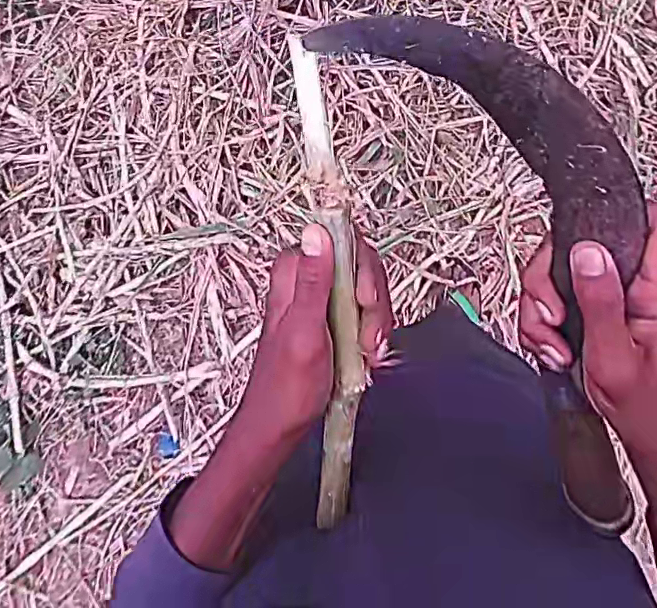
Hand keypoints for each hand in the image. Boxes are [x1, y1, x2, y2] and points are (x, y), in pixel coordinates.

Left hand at [234, 222, 392, 444]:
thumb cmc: (285, 386)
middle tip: (366, 335)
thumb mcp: (304, 330)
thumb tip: (316, 233)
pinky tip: (366, 354)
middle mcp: (306, 276)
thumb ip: (313, 281)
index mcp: (293, 270)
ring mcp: (320, 296)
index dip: (362, 269)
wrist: (281, 424)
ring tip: (365, 351)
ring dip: (375, 322)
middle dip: (373, 302)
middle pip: (359, 264)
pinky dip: (372, 332)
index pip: (341, 239)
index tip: (365, 302)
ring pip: (366, 288)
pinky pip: (364, 310)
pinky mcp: (331, 315)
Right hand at [516, 201, 656, 449]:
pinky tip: (554, 346)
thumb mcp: (617, 358)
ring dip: (541, 306)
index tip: (571, 236)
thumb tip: (587, 251)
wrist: (655, 449)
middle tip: (553, 314)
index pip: (645, 221)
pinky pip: (556, 296)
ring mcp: (619, 297)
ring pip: (558, 273)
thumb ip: (601, 302)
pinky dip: (544, 320)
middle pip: (578, 246)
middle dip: (549, 279)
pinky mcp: (600, 310)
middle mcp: (642, 287)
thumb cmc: (651, 414)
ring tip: (554, 341)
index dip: (607, 214)